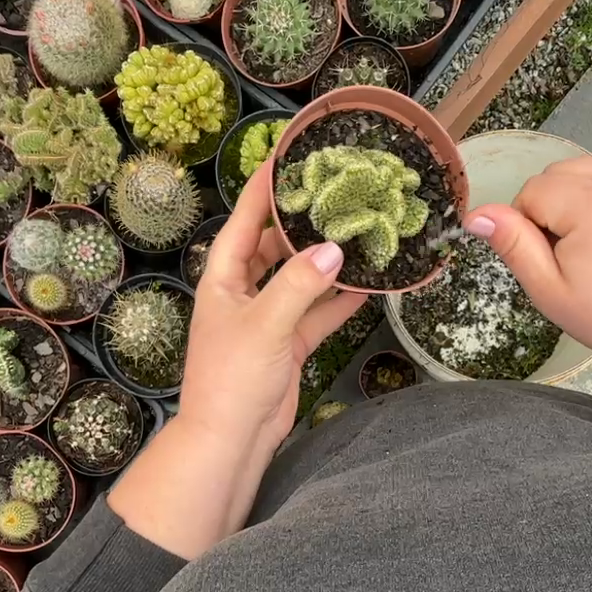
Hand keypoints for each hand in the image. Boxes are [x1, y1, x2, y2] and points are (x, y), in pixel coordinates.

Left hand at [107, 165, 366, 558]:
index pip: (245, 218)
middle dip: (305, 222)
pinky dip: (339, 303)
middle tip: (339, 194)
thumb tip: (336, 249)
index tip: (289, 152)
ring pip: (301, 279)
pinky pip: (317, 314)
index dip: (264, 184)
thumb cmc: (233, 378)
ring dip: (327, 263)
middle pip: (276, 244)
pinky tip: (368, 287)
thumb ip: (300, 284)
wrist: (231, 439)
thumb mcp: (265, 325)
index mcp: (223, 277)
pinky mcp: (288, 344)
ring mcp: (268, 318)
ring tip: (361, 234)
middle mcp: (244, 292)